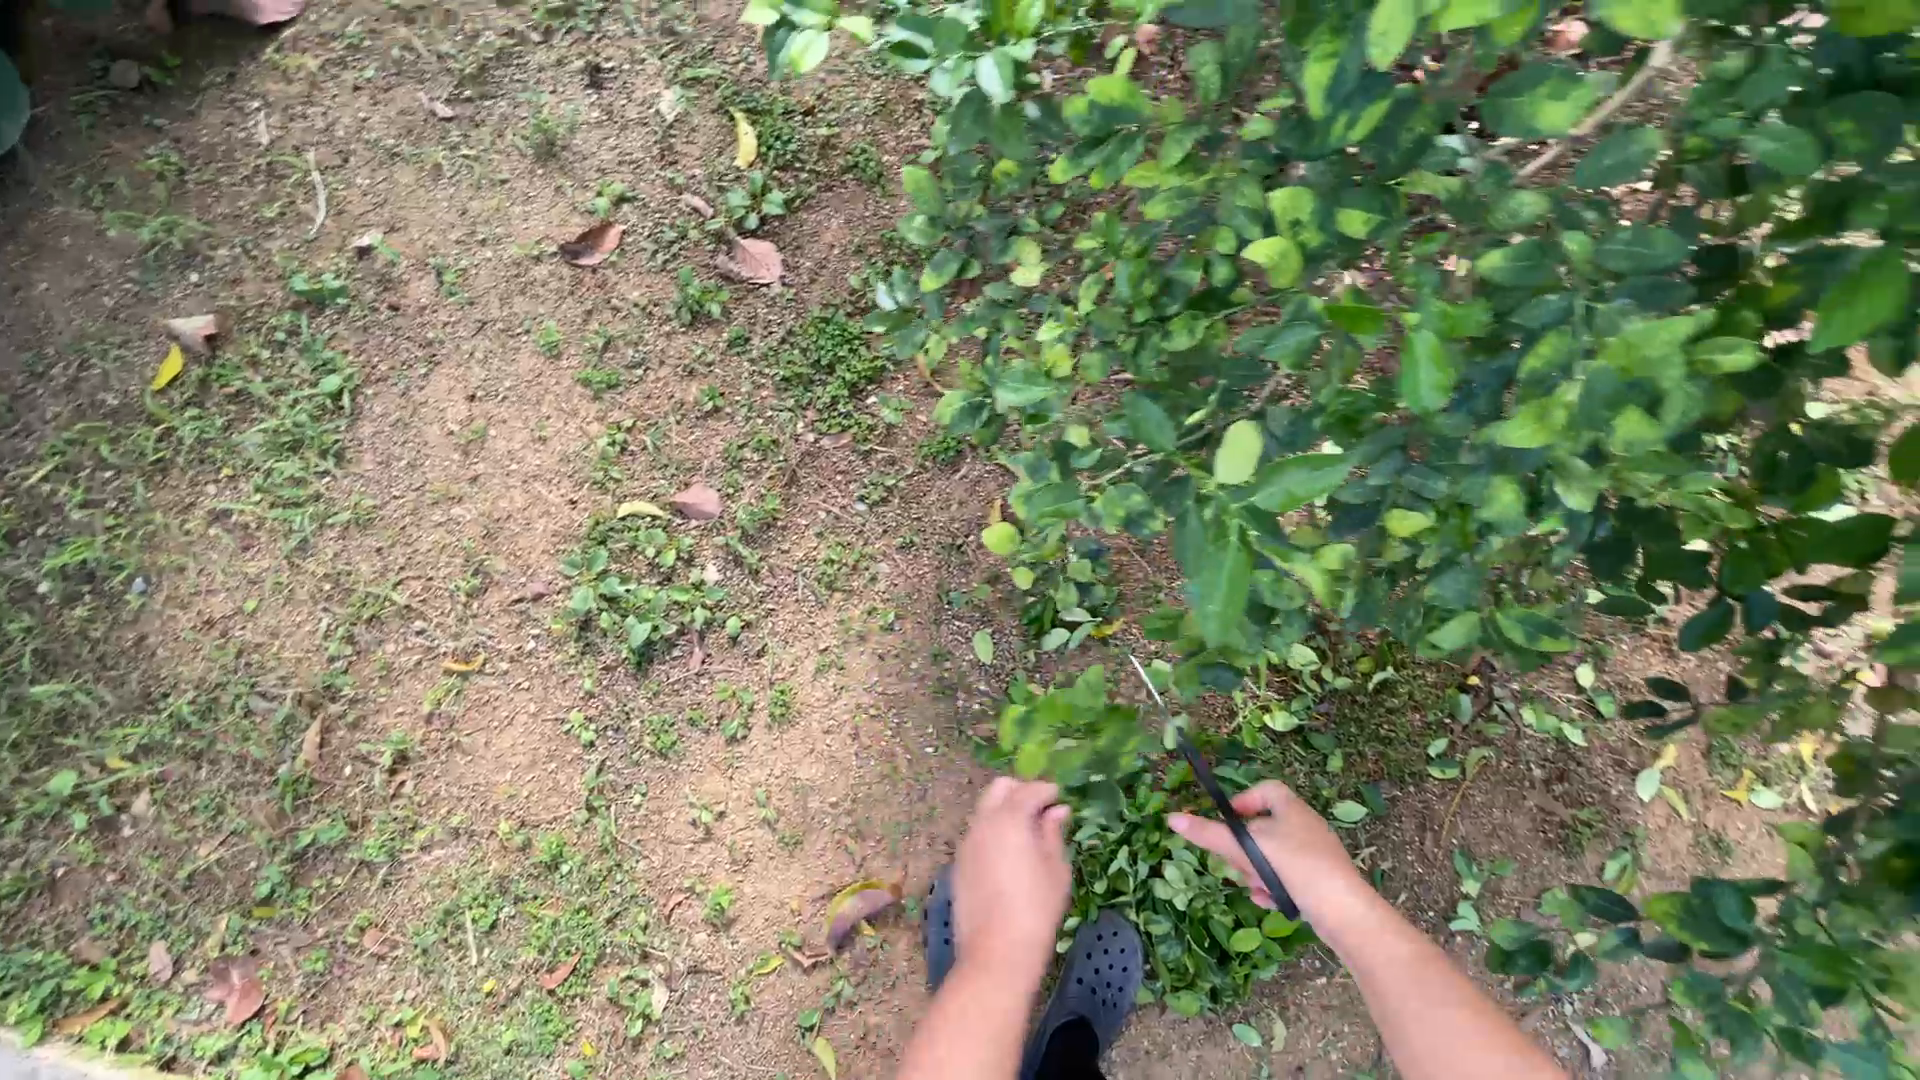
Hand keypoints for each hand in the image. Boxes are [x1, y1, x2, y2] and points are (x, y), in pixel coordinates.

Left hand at [952, 776, 1072, 986]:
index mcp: (1009, 819)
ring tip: (1028, 834)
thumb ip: (1053, 833)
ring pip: (985, 809)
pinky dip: (994, 831)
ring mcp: (967, 842)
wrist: (996, 952)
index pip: (1030, 789)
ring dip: (1005, 810)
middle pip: (999, 788)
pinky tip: (1010, 854)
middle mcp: (983, 822)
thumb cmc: (1036, 910)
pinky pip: (978, 833)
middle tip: (1042, 811)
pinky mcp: (959, 862)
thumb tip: (1057, 810)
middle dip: (1021, 791)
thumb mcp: (1056, 870)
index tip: (1061, 800)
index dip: (1048, 791)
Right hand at [1167, 780, 1365, 918]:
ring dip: (1257, 870)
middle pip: (1265, 827)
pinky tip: (1267, 901)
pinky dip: (1275, 887)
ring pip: (1275, 855)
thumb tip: (1172, 818)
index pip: (1266, 789)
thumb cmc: (1294, 867)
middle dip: (1246, 847)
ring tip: (1252, 886)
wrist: (1344, 913)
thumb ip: (1209, 834)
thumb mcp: (1245, 848)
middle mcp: (1307, 826)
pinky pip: (1290, 877)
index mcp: (1292, 808)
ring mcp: (1317, 855)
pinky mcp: (1323, 882)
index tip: (1229, 821)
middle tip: (1235, 862)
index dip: (1244, 801)